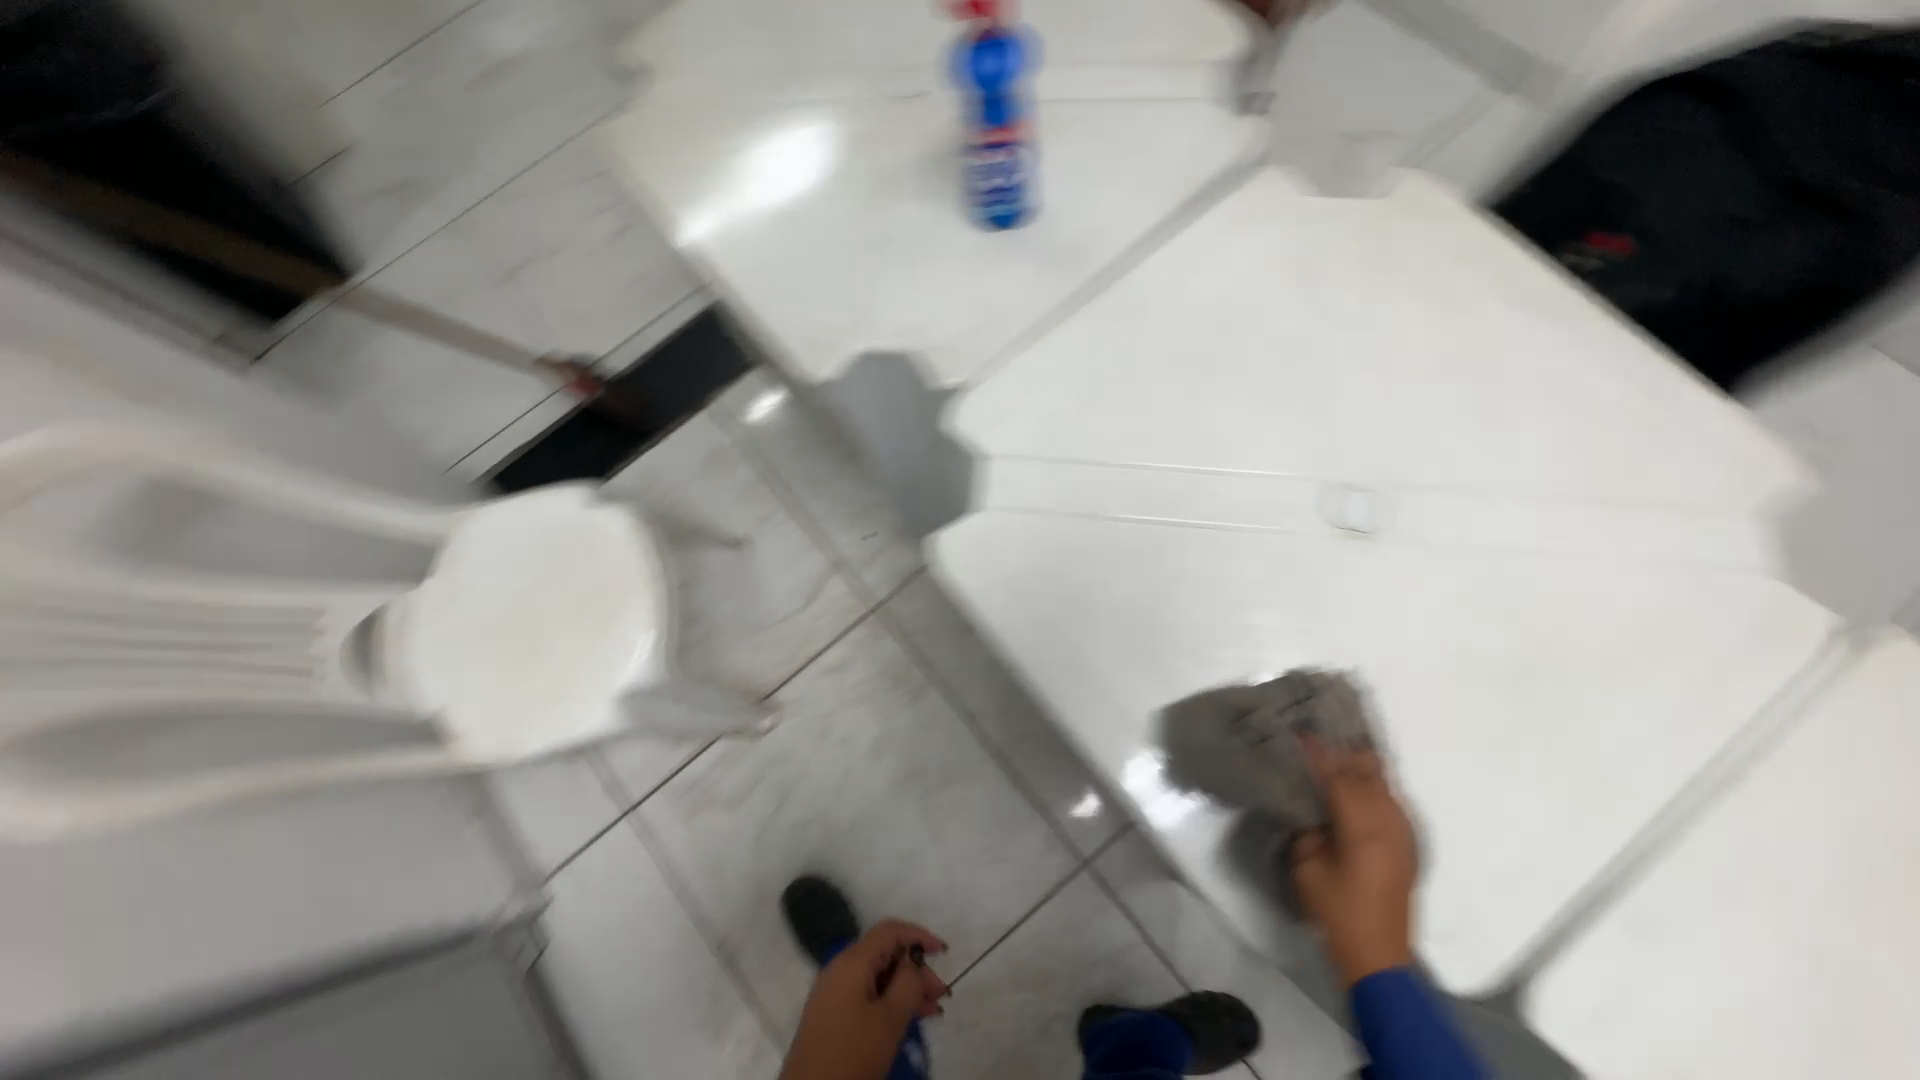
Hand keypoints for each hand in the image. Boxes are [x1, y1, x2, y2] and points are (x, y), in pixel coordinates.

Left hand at [780, 920, 949, 1079]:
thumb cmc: (853, 1052)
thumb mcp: (890, 1018)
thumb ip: (908, 983)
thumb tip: (913, 961)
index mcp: (852, 962)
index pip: (889, 931)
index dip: (919, 936)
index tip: (943, 953)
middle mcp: (841, 969)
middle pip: (885, 954)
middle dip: (916, 969)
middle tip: (940, 993)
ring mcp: (835, 991)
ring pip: (878, 976)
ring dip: (907, 988)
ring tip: (933, 1009)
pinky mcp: (834, 1013)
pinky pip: (868, 994)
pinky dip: (891, 1000)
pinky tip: (911, 1017)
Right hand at [1286, 735, 1417, 986]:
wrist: (1378, 955)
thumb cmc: (1337, 912)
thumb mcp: (1307, 870)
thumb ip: (1307, 832)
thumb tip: (1309, 809)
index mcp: (1361, 829)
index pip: (1337, 778)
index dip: (1318, 754)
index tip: (1301, 732)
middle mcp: (1388, 824)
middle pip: (1368, 775)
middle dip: (1346, 750)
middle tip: (1325, 726)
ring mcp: (1403, 835)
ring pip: (1386, 786)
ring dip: (1364, 765)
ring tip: (1344, 744)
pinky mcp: (1408, 846)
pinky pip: (1394, 802)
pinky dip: (1377, 784)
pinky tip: (1365, 780)